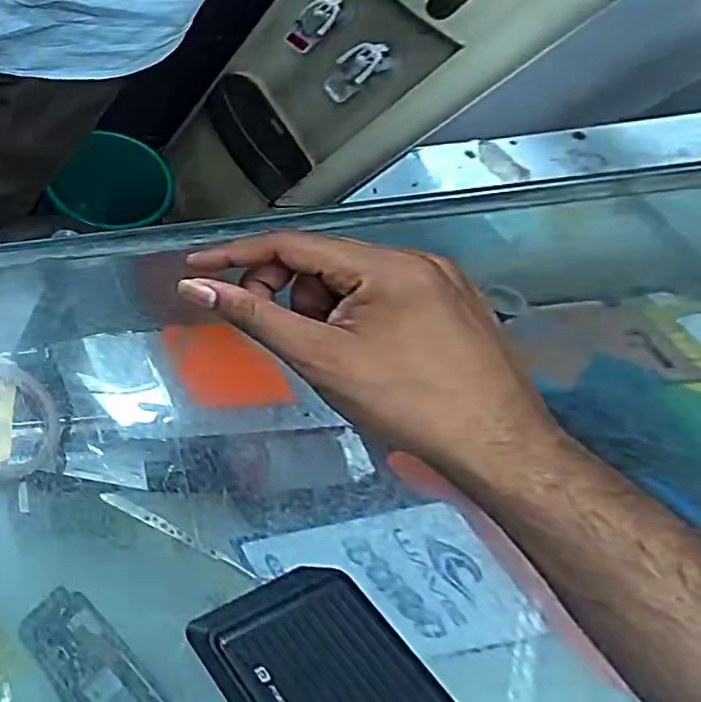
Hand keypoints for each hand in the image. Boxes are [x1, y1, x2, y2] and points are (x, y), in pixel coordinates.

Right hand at [178, 231, 565, 483]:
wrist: (506, 457)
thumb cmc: (408, 404)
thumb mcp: (316, 355)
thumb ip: (250, 313)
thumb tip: (194, 287)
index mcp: (388, 266)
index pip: (290, 244)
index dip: (235, 255)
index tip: (195, 266)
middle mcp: (417, 262)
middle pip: (318, 259)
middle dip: (281, 289)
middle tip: (268, 324)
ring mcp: (439, 282)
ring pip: (344, 278)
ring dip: (316, 306)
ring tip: (325, 348)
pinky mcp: (449, 305)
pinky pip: (374, 292)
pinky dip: (346, 313)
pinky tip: (353, 348)